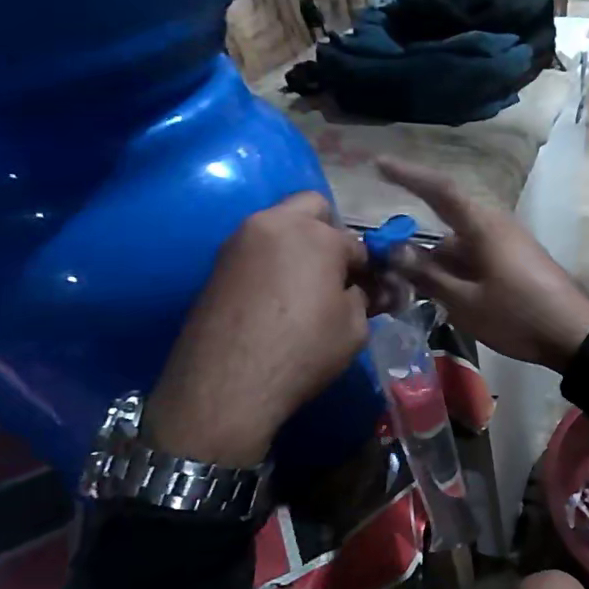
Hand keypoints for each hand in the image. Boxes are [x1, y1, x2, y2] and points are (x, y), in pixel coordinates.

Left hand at [144, 192, 369, 466]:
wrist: (229, 381)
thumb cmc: (304, 350)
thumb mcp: (353, 328)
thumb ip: (363, 298)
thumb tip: (362, 290)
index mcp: (317, 234)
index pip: (356, 242)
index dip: (368, 266)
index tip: (372, 288)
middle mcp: (275, 223)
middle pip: (312, 207)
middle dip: (329, 231)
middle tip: (335, 271)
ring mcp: (240, 240)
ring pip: (279, 226)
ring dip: (297, 245)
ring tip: (305, 288)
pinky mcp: (217, 263)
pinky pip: (256, 250)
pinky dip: (272, 263)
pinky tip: (276, 299)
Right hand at [376, 157, 588, 371]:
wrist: (574, 336)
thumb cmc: (517, 316)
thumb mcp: (465, 302)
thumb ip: (428, 275)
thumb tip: (395, 249)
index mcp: (483, 227)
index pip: (440, 190)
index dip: (407, 175)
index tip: (379, 164)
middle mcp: (497, 226)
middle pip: (448, 227)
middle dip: (420, 248)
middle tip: (394, 271)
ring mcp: (511, 245)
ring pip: (463, 247)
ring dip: (440, 266)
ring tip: (420, 295)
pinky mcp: (519, 263)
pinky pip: (479, 258)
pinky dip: (459, 273)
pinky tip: (449, 298)